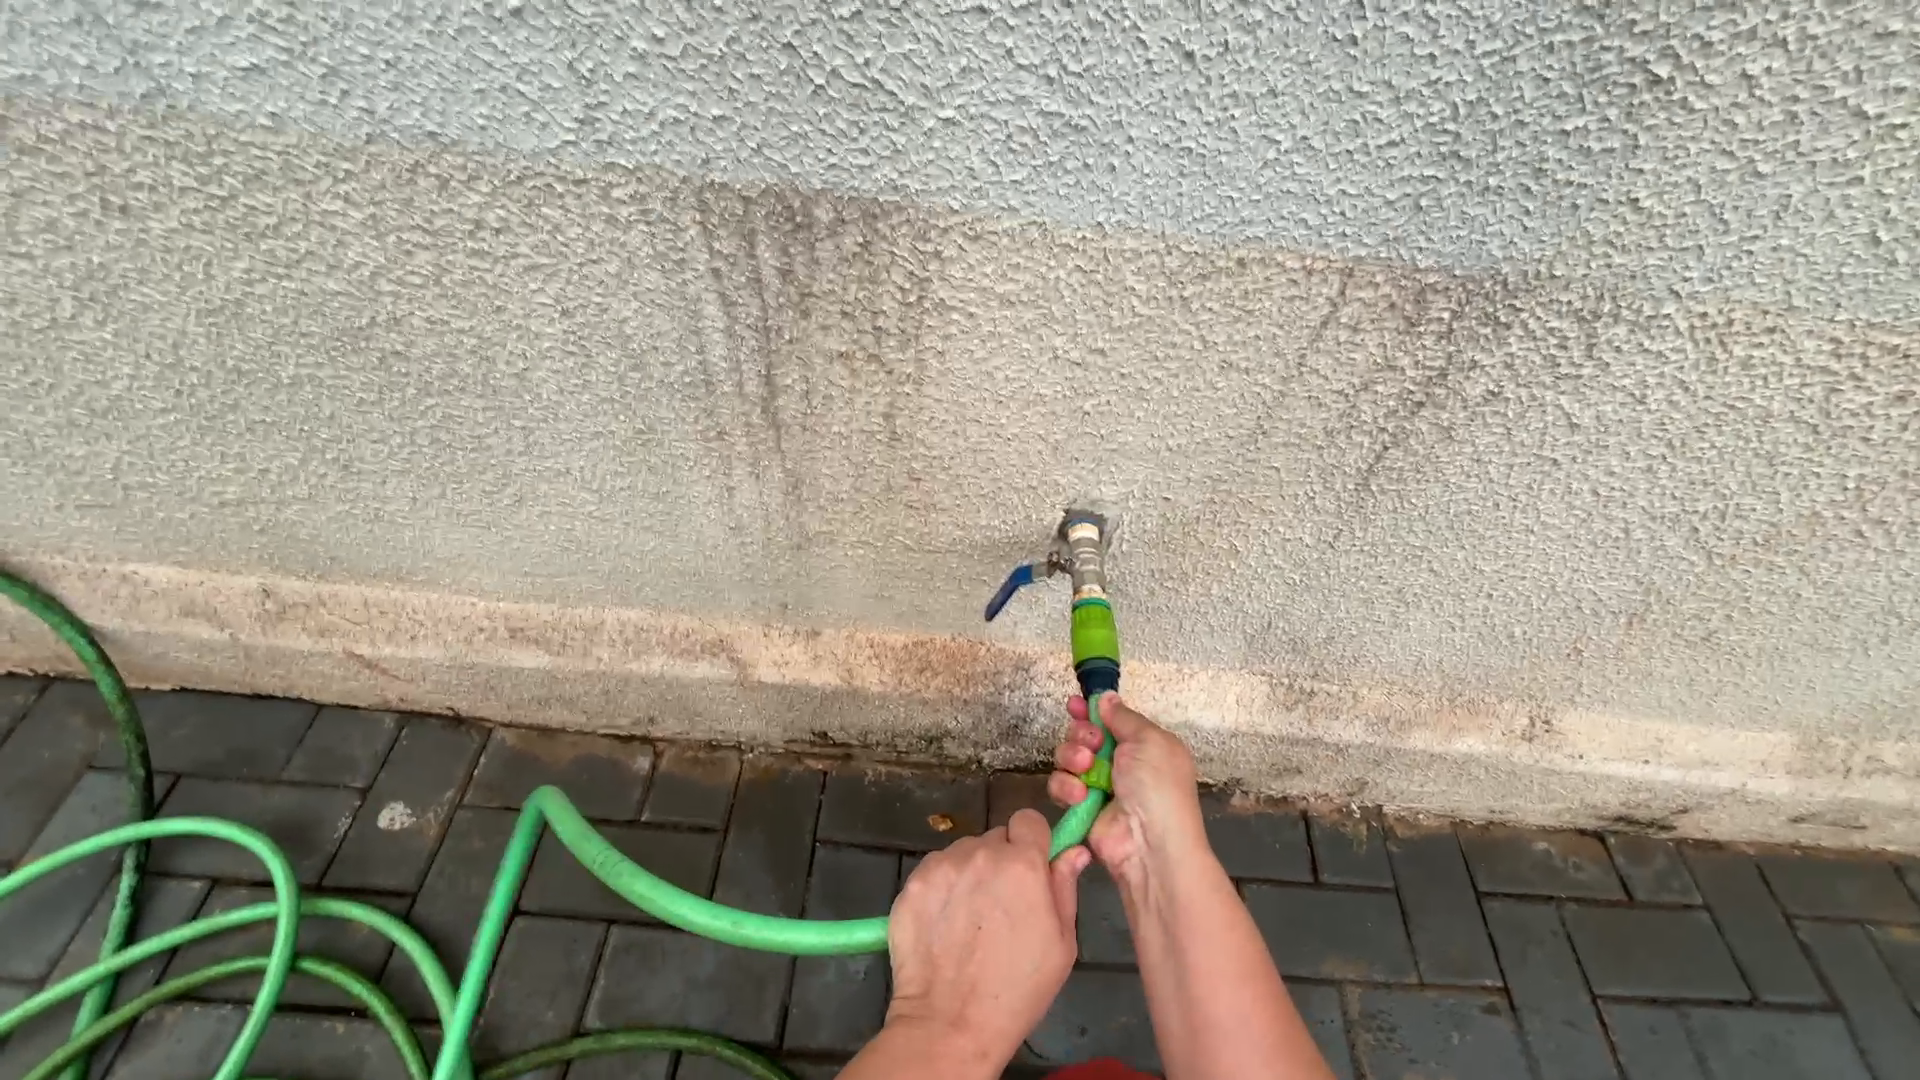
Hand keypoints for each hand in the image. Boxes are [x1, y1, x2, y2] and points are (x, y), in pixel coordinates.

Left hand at [884, 809, 1089, 1070]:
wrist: (949, 1022)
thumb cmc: (1017, 989)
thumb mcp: (1061, 944)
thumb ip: (1065, 888)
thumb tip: (1074, 850)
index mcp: (1023, 864)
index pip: (1029, 820)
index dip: (1032, 841)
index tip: (1031, 867)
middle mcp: (982, 852)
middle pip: (996, 838)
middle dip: (1002, 861)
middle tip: (1001, 904)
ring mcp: (943, 865)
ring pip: (964, 853)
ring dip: (971, 873)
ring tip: (970, 919)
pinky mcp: (913, 881)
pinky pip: (936, 870)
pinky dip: (943, 887)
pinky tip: (945, 923)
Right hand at [1049, 694, 1205, 884]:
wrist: (1150, 843)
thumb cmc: (1157, 786)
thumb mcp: (1148, 740)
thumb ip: (1123, 717)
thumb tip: (1107, 697)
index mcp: (1143, 744)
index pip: (1111, 719)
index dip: (1091, 711)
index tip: (1075, 704)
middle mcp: (1121, 763)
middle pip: (1084, 735)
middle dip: (1081, 735)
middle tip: (1091, 745)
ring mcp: (1100, 785)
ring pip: (1068, 758)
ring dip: (1072, 758)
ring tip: (1085, 769)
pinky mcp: (1081, 807)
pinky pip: (1061, 786)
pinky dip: (1066, 787)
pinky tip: (1080, 795)